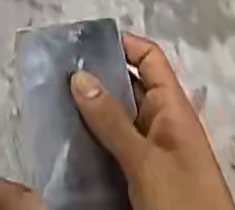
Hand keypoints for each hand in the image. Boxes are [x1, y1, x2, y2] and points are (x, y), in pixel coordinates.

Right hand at [70, 33, 234, 209]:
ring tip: (50, 98)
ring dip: (86, 109)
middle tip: (53, 70)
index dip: (120, 43)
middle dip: (92, 76)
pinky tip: (62, 136)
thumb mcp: (147, 162)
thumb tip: (78, 75)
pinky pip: (108, 145)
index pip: (148, 58)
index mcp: (173, 109)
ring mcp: (149, 152)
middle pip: (125, 85)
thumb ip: (111, 120)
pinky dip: (88, 138)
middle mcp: (161, 124)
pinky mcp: (137, 177)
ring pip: (113, 116)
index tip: (81, 41)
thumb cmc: (184, 205)